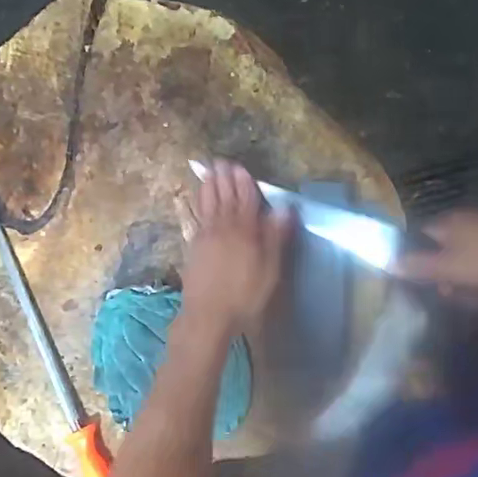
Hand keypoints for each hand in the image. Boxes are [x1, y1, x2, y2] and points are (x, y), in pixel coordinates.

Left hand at [179, 160, 289, 330]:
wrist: (207, 315)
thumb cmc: (244, 297)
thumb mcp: (269, 271)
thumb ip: (275, 238)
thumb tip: (283, 209)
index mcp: (245, 232)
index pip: (246, 200)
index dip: (244, 183)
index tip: (241, 168)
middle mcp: (224, 228)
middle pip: (224, 196)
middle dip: (224, 178)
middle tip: (222, 161)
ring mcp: (206, 235)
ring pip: (208, 203)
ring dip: (209, 185)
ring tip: (209, 171)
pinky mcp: (194, 245)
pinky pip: (197, 214)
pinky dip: (198, 201)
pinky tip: (198, 197)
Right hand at [394, 210, 477, 294]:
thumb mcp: (448, 269)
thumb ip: (416, 266)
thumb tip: (385, 261)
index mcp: (450, 221)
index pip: (421, 235)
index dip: (418, 258)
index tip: (422, 282)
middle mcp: (471, 218)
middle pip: (447, 248)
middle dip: (448, 273)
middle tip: (455, 294)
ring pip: (472, 257)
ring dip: (472, 278)